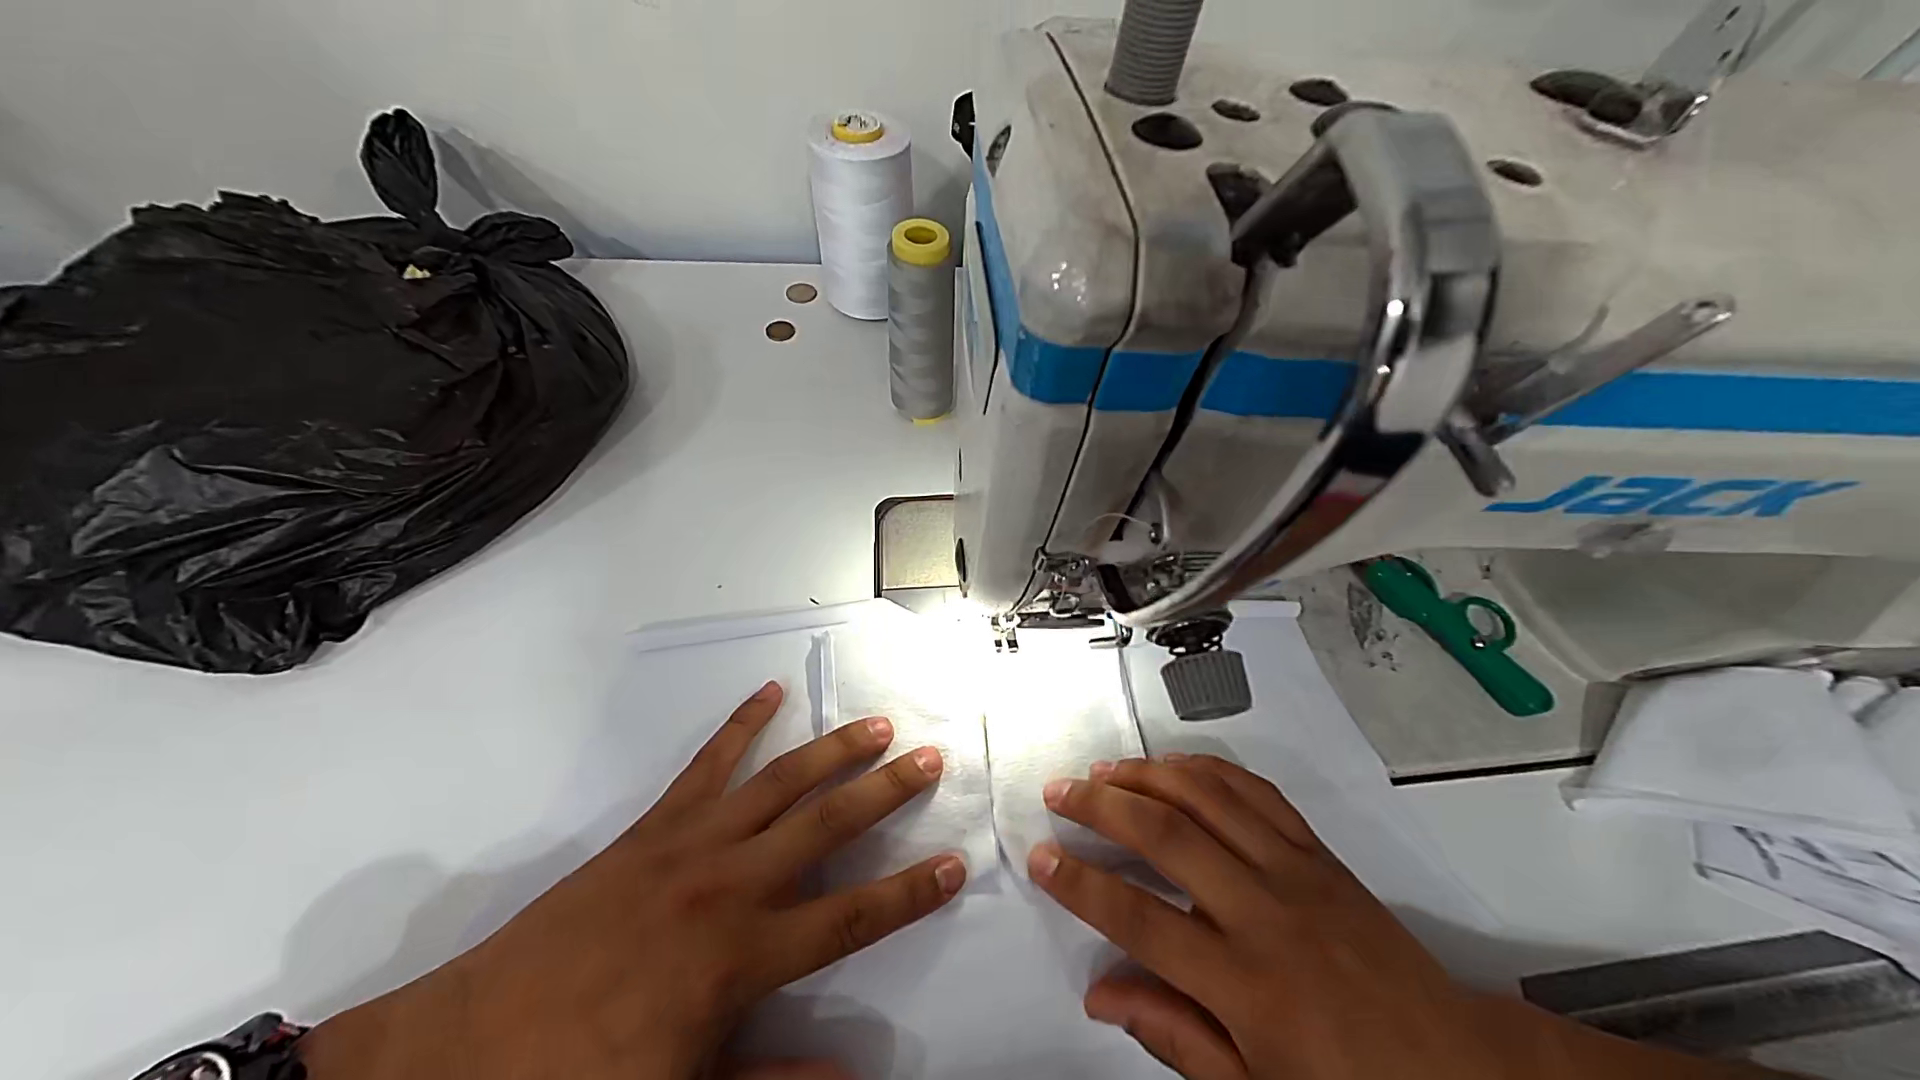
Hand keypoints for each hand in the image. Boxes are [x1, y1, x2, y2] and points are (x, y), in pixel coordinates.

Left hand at [302, 681, 965, 1079]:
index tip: (954, 864)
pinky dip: (741, 723)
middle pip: (828, 823)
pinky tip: (769, 692)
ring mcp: (691, 843)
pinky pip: (707, 763)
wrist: (468, 1051)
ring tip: (877, 724)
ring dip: (834, 749)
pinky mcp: (653, 825)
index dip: (910, 893)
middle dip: (887, 790)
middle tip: (931, 760)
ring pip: (780, 781)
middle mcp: (729, 884)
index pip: (853, 918)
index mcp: (744, 956)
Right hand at [1028, 754, 1788, 1079]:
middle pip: (1167, 836)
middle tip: (1059, 792)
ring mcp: (1296, 871)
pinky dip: (1206, 769)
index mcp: (1248, 985)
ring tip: (1103, 769)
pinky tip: (1173, 765)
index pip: (1141, 920)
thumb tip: (1100, 992)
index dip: (1080, 885)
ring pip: (1208, 798)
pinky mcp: (1318, 852)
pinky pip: (1255, 792)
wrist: (1459, 1067)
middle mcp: (1267, 913)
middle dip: (1101, 807)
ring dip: (1147, 775)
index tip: (1040, 858)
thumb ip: (1174, 1035)